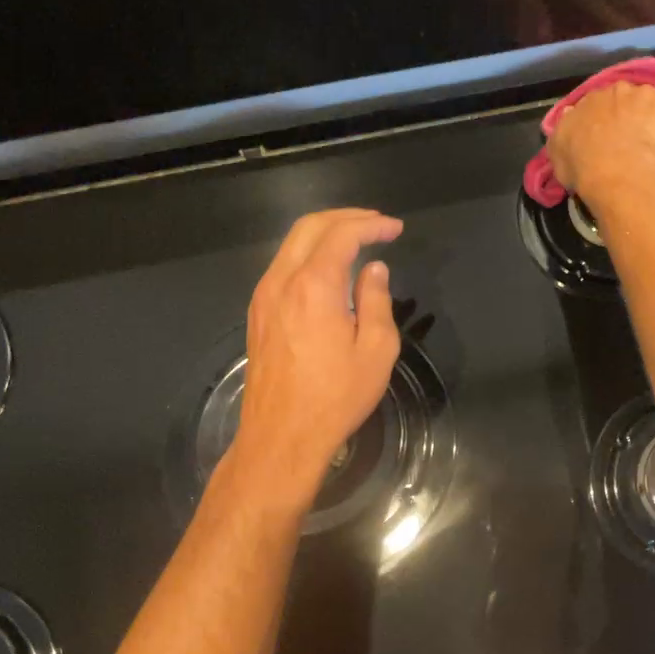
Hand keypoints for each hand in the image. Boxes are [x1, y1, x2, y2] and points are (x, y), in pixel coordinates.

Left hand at [221, 209, 403, 506]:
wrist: (282, 435)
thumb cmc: (336, 396)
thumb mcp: (376, 350)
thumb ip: (376, 301)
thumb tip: (373, 271)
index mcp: (314, 286)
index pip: (343, 235)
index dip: (372, 225)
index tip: (396, 229)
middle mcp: (282, 281)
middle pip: (309, 227)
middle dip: (346, 218)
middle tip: (376, 223)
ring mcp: (264, 297)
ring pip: (291, 245)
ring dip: (325, 234)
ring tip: (357, 241)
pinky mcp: (258, 314)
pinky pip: (283, 267)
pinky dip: (309, 255)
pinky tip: (330, 271)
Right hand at [546, 82, 654, 202]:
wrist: (614, 167)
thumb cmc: (582, 162)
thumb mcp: (558, 150)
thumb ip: (563, 135)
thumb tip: (569, 123)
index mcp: (592, 100)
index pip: (600, 103)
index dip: (605, 118)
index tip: (608, 131)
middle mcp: (622, 91)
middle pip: (632, 97)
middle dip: (636, 109)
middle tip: (639, 128)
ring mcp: (651, 99)